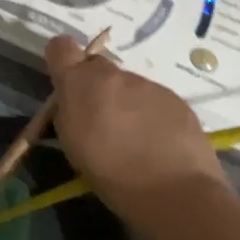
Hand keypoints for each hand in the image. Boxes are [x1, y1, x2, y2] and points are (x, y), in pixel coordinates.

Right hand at [45, 35, 227, 217]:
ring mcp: (148, 85)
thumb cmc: (110, 171)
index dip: (62, 59)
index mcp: (79, 81)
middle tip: (105, 118)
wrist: (176, 194)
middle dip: (98, 85)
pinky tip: (161, 143)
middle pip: (98, 67)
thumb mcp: (70, 139)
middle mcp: (112, 74)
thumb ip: (69, 108)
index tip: (66, 78)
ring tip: (139, 137)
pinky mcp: (177, 101)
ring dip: (128, 102)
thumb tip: (77, 100)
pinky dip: (154, 115)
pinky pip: (157, 100)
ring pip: (130, 86)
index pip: (61, 46)